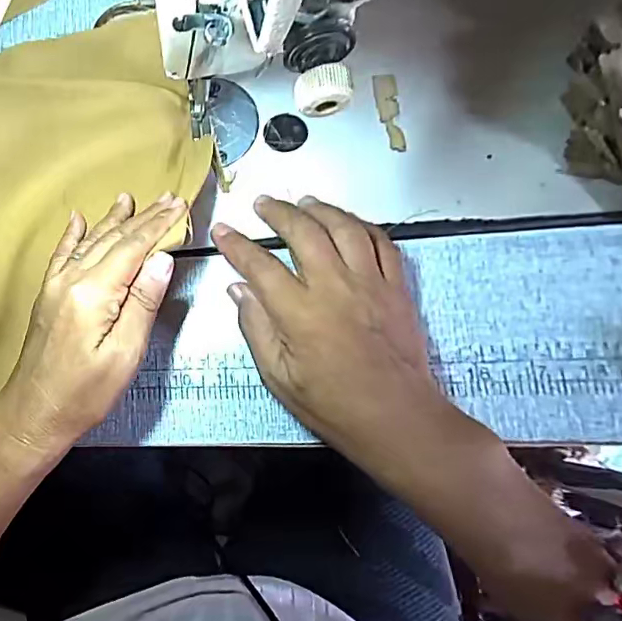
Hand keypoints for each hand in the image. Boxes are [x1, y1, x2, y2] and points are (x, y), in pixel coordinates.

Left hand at [0, 192, 186, 471]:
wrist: (33, 411)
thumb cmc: (83, 393)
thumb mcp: (124, 355)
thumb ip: (142, 303)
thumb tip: (161, 259)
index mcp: (92, 293)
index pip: (132, 248)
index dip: (158, 225)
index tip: (179, 204)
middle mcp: (70, 281)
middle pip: (111, 240)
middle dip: (142, 218)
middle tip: (166, 197)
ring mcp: (54, 287)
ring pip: (87, 243)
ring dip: (111, 221)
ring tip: (128, 199)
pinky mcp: (47, 297)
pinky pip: (60, 256)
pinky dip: (72, 236)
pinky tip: (77, 219)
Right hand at [211, 196, 458, 463]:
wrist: (398, 418)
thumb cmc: (332, 404)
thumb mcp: (278, 375)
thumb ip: (256, 328)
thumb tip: (239, 290)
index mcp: (300, 313)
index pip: (260, 264)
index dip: (237, 244)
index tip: (222, 231)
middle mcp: (336, 288)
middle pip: (305, 232)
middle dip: (279, 212)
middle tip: (263, 204)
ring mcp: (372, 284)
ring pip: (346, 228)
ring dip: (322, 210)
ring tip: (304, 202)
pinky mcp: (398, 289)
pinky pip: (383, 243)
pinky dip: (362, 226)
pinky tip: (348, 223)